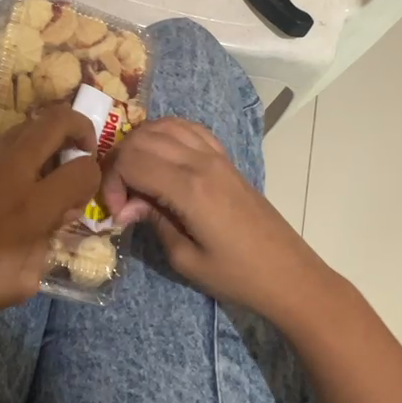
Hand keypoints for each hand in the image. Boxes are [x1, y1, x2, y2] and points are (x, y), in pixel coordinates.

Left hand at [0, 104, 100, 330]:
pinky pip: (3, 143)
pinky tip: (15, 181)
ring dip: (48, 136)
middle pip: (57, 121)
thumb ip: (48, 245)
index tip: (84, 194)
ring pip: (28, 125)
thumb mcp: (23, 281)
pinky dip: (21, 150)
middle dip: (81, 128)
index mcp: (31, 206)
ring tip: (49, 166)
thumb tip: (57, 218)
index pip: (83, 170)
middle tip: (81, 151)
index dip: (94, 178)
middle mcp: (11, 172)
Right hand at [101, 117, 330, 315]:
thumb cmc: (237, 276)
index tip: (117, 213)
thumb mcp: (185, 259)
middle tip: (121, 197)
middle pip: (142, 138)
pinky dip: (166, 135)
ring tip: (136, 177)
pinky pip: (189, 128)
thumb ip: (153, 222)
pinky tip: (161, 158)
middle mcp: (201, 162)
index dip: (112, 182)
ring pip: (163, 126)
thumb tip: (127, 206)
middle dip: (120, 163)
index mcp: (189, 188)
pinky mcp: (226, 159)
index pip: (131, 160)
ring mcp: (216, 156)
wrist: (289, 275)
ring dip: (140, 145)